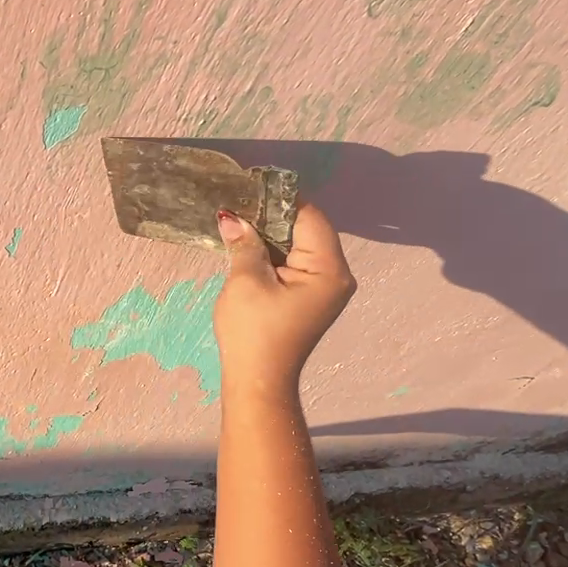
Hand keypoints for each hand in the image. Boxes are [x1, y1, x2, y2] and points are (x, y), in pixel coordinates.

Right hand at [214, 203, 354, 395]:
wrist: (257, 380)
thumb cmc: (254, 331)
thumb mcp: (245, 281)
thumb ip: (244, 244)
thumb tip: (232, 218)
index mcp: (329, 269)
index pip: (309, 218)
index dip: (280, 200)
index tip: (249, 186)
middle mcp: (335, 275)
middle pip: (306, 231)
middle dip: (272, 217)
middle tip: (237, 203)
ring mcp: (323, 288)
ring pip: (297, 247)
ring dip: (269, 236)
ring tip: (237, 221)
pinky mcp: (308, 298)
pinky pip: (293, 264)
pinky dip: (271, 254)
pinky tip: (247, 247)